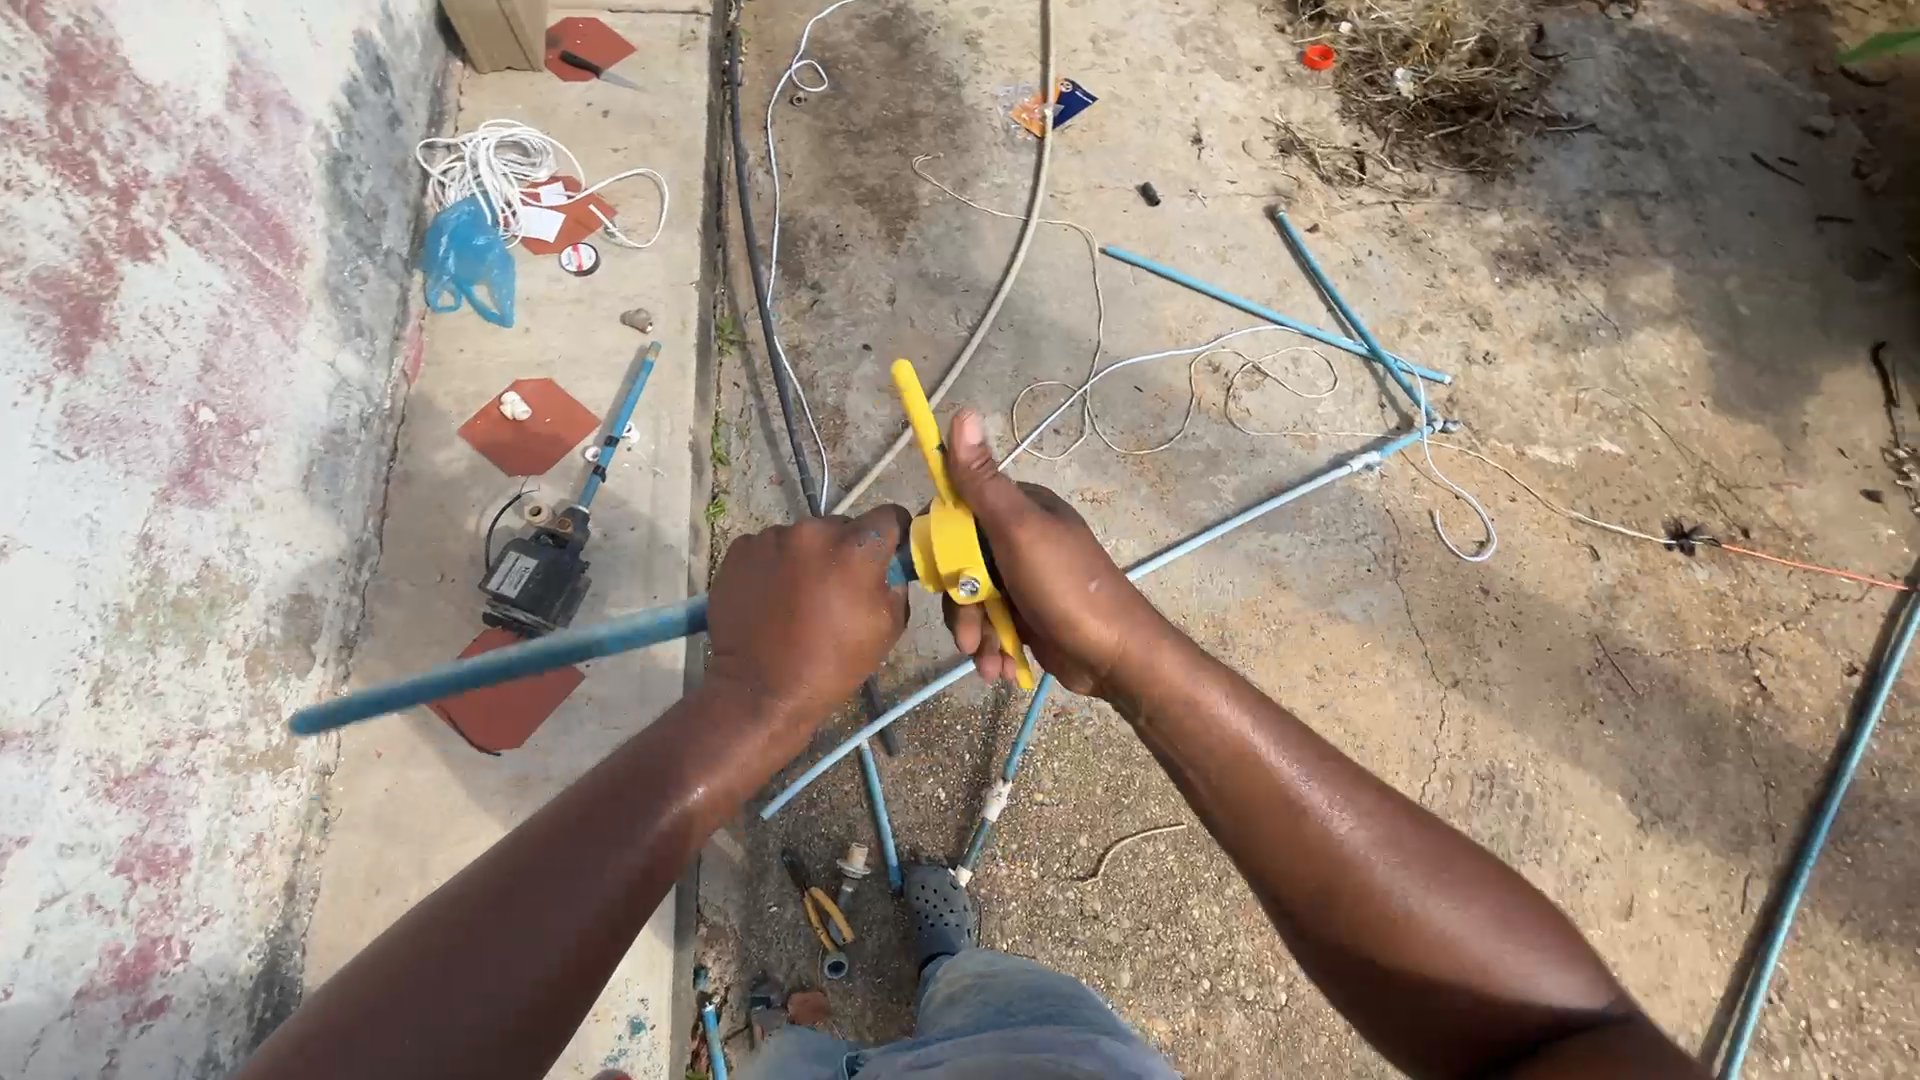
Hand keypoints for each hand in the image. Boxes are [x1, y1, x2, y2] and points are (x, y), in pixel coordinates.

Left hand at [706, 505, 911, 728]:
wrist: (758, 690)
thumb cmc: (831, 665)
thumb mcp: (887, 630)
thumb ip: (895, 586)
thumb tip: (889, 567)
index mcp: (856, 549)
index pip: (888, 516)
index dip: (893, 534)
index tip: (887, 554)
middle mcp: (814, 531)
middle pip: (842, 526)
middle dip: (846, 550)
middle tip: (838, 587)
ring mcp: (772, 537)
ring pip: (804, 538)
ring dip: (808, 558)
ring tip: (798, 596)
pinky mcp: (741, 549)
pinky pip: (770, 547)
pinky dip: (775, 565)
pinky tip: (772, 596)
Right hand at [942, 409, 1166, 696]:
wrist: (1115, 657)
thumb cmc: (1066, 588)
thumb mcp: (1019, 530)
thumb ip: (983, 482)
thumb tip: (962, 412)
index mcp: (1020, 509)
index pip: (959, 512)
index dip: (942, 546)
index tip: (941, 576)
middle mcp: (1019, 540)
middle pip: (961, 565)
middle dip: (961, 606)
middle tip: (969, 635)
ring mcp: (1023, 580)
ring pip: (972, 601)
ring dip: (975, 635)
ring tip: (988, 661)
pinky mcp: (1027, 616)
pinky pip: (991, 627)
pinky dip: (992, 650)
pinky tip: (1001, 668)